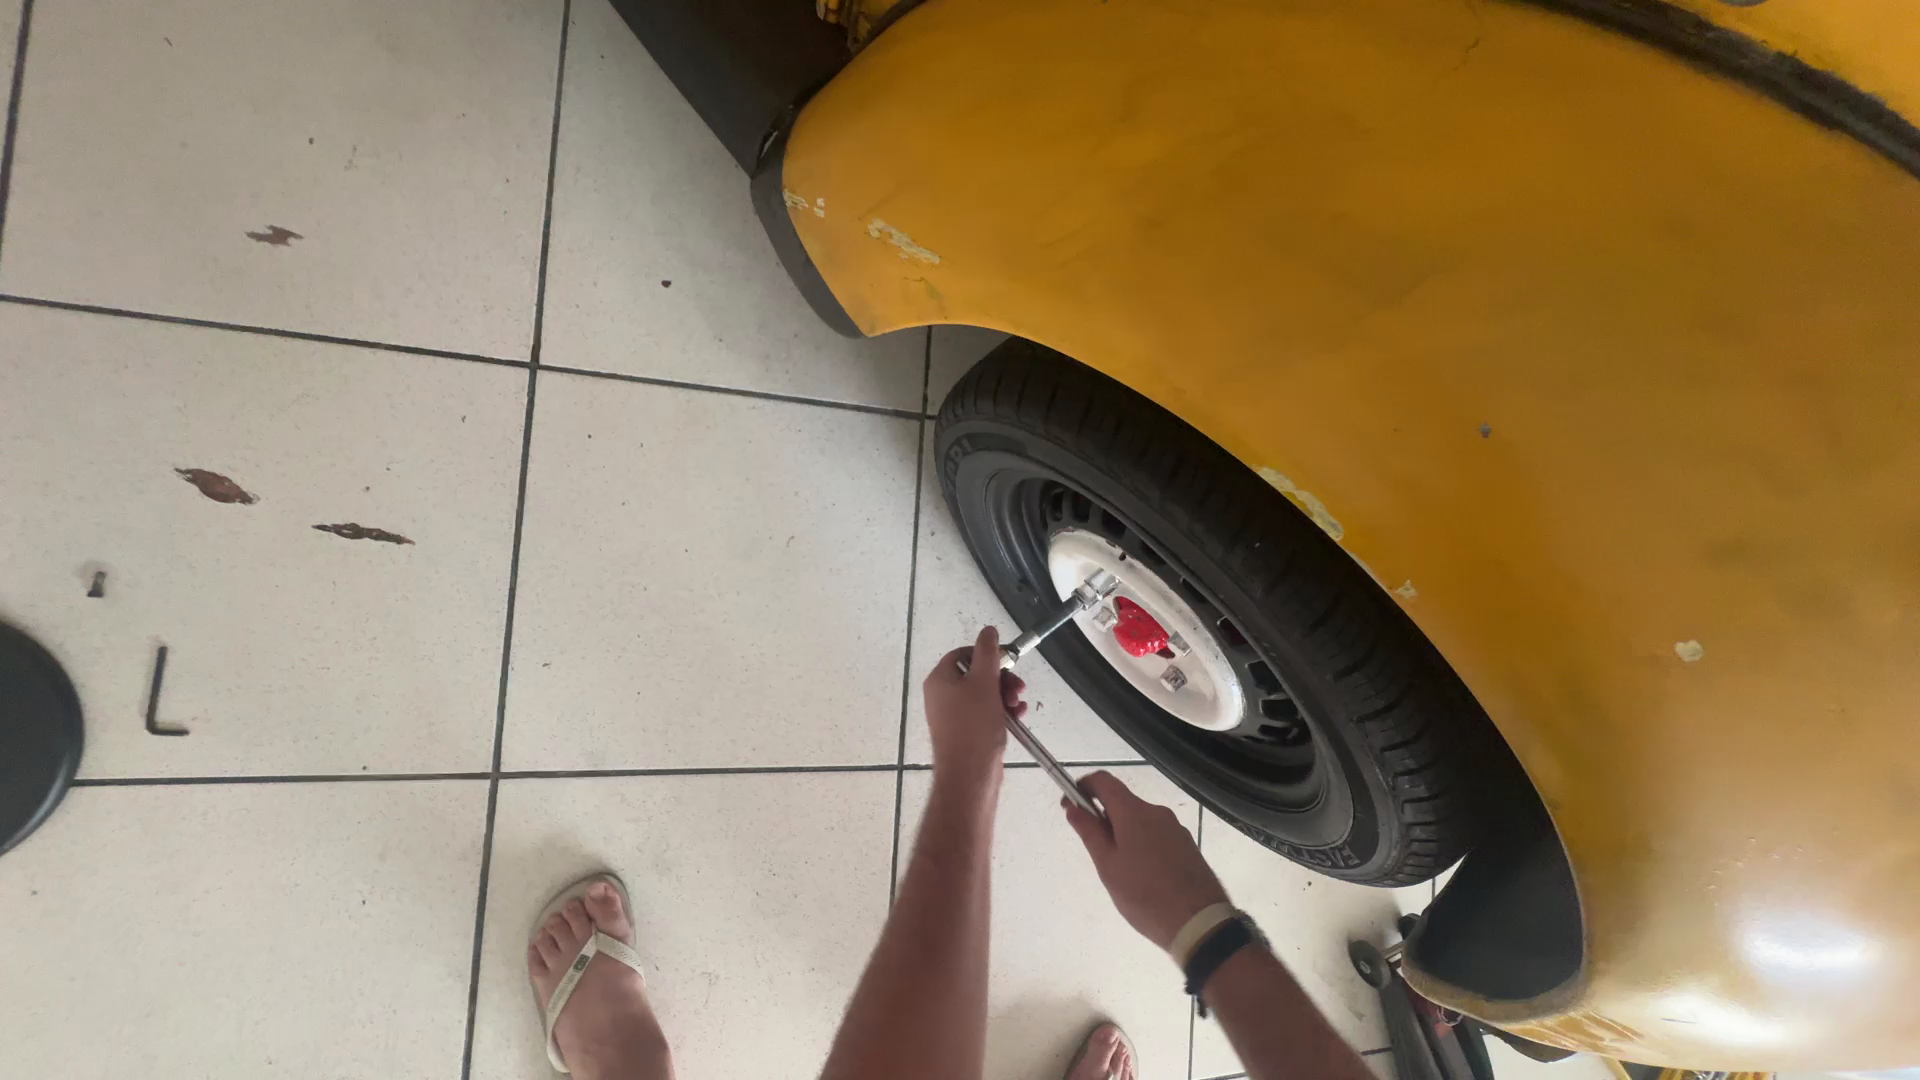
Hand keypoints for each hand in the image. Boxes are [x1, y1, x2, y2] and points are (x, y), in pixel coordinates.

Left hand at [923, 627, 1020, 786]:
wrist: (970, 776)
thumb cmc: (974, 725)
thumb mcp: (984, 682)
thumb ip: (988, 653)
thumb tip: (988, 630)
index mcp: (940, 679)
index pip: (963, 653)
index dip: (986, 654)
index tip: (1007, 662)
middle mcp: (942, 695)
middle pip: (976, 674)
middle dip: (1001, 678)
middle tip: (1018, 687)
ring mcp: (953, 716)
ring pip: (984, 694)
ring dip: (1005, 695)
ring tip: (1019, 705)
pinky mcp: (965, 732)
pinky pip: (985, 713)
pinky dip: (1002, 711)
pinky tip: (1017, 717)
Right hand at [1063, 771, 1229, 951]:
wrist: (1200, 924)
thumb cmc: (1145, 896)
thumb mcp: (1108, 867)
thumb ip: (1089, 832)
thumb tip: (1072, 806)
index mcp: (1134, 812)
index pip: (1103, 780)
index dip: (1083, 787)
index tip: (1072, 805)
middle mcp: (1156, 812)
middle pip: (1123, 802)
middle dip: (1104, 817)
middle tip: (1097, 851)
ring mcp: (1175, 828)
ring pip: (1140, 820)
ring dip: (1125, 833)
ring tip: (1123, 871)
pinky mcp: (1188, 845)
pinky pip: (1157, 834)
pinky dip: (1143, 844)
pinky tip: (1146, 876)